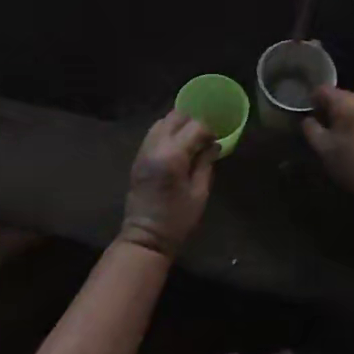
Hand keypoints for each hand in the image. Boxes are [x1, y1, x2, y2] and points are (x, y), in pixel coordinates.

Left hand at [119, 111, 217, 257]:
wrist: (145, 236)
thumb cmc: (177, 219)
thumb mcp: (199, 193)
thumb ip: (206, 164)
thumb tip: (214, 146)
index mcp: (173, 155)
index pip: (194, 127)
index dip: (208, 131)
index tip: (216, 142)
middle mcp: (155, 146)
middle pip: (175, 117)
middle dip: (192, 122)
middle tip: (203, 138)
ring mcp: (143, 150)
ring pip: (161, 122)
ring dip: (177, 125)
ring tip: (190, 141)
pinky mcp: (138, 157)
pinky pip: (153, 134)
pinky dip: (166, 133)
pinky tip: (176, 146)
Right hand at [302, 86, 353, 199]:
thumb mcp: (323, 149)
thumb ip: (310, 129)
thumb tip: (308, 119)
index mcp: (346, 102)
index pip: (321, 89)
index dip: (311, 101)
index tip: (308, 117)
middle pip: (337, 95)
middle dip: (327, 109)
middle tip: (321, 129)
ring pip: (351, 104)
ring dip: (340, 116)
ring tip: (336, 135)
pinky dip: (353, 120)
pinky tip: (352, 139)